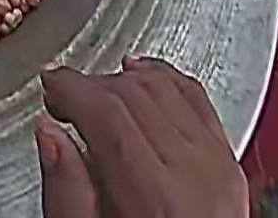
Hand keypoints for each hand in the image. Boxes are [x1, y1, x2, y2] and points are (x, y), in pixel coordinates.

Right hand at [37, 57, 247, 217]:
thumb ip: (66, 193)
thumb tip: (47, 131)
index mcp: (157, 202)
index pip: (107, 112)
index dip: (71, 86)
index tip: (49, 84)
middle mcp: (196, 180)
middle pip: (131, 94)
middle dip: (88, 85)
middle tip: (63, 98)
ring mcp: (219, 170)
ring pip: (160, 86)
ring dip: (120, 80)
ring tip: (94, 95)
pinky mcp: (230, 164)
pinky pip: (194, 96)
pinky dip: (162, 76)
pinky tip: (138, 75)